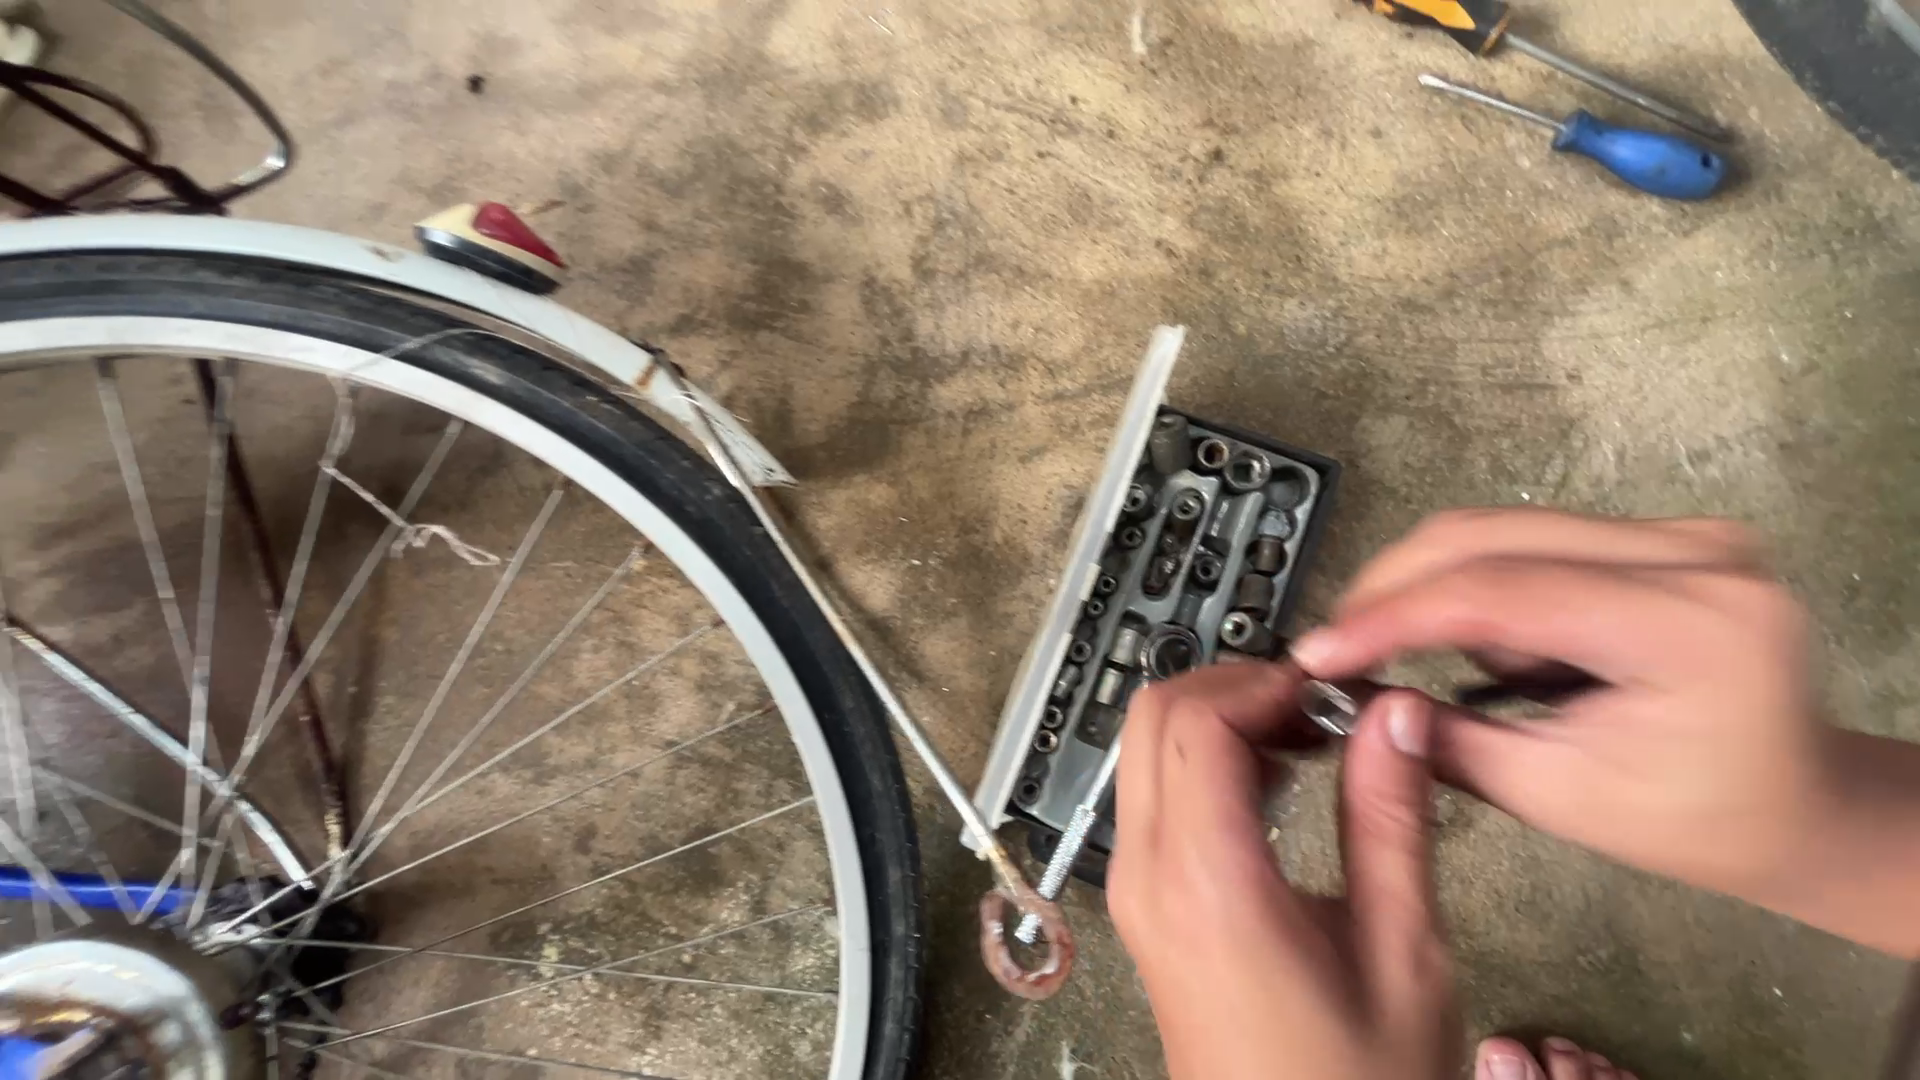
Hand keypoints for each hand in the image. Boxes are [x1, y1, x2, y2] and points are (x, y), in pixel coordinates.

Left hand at [1109, 663, 1456, 1079]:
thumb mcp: (1399, 954)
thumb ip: (1388, 819)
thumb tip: (1393, 713)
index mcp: (1205, 879)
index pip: (1194, 723)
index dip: (1257, 683)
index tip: (1325, 688)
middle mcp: (1145, 868)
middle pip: (1152, 717)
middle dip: (1228, 687)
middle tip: (1311, 705)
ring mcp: (1131, 881)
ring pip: (1143, 746)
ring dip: (1212, 718)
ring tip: (1300, 738)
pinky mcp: (1139, 895)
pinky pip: (1151, 790)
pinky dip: (1198, 759)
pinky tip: (1269, 781)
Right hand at [1290, 508, 1919, 953]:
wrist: (1796, 800)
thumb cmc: (1694, 818)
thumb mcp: (1555, 797)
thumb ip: (1446, 740)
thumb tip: (1355, 697)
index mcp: (1693, 627)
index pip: (1499, 593)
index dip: (1389, 618)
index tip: (1319, 653)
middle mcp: (1691, 553)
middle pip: (1479, 537)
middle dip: (1386, 590)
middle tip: (1335, 645)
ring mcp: (1668, 533)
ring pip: (1481, 528)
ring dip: (1417, 589)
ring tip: (1403, 653)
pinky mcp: (1638, 536)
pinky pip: (1505, 538)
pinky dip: (1456, 585)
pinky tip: (1464, 640)